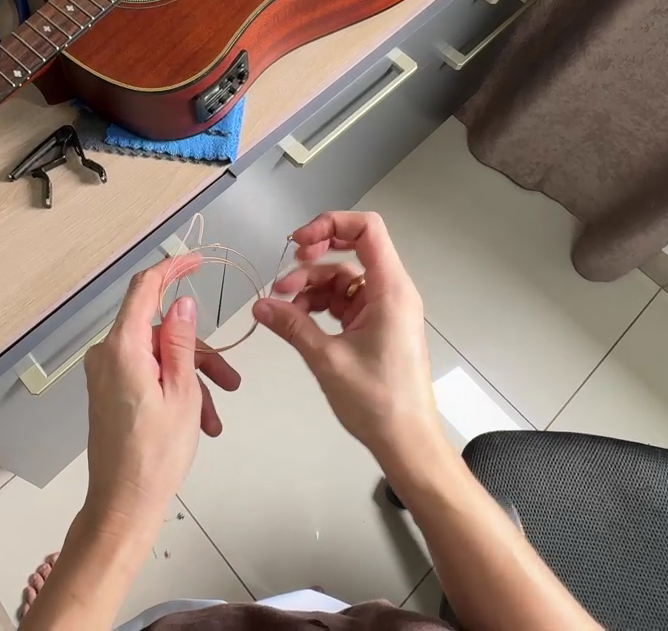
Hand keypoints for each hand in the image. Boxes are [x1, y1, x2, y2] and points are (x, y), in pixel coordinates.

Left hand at [83, 254, 240, 524]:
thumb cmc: (155, 454)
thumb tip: (181, 301)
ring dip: (192, 377)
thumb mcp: (182, 393)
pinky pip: (148, 374)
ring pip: (159, 355)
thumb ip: (181, 341)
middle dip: (198, 350)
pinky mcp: (110, 390)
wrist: (123, 506)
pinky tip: (201, 421)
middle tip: (230, 379)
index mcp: (123, 347)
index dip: (172, 268)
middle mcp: (108, 353)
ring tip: (216, 414)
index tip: (198, 261)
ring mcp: (107, 372)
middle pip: (160, 329)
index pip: (145, 287)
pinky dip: (174, 389)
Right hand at [253, 211, 442, 464]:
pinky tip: (298, 319)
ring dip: (311, 286)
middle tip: (284, 278)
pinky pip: (345, 300)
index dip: (331, 224)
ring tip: (284, 307)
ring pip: (343, 277)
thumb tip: (259, 305)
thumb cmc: (377, 401)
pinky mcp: (376, 325)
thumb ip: (292, 325)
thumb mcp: (327, 359)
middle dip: (313, 258)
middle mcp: (392, 291)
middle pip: (351, 250)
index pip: (367, 229)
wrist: (408, 444)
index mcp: (390, 290)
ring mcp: (384, 308)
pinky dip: (320, 304)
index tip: (298, 244)